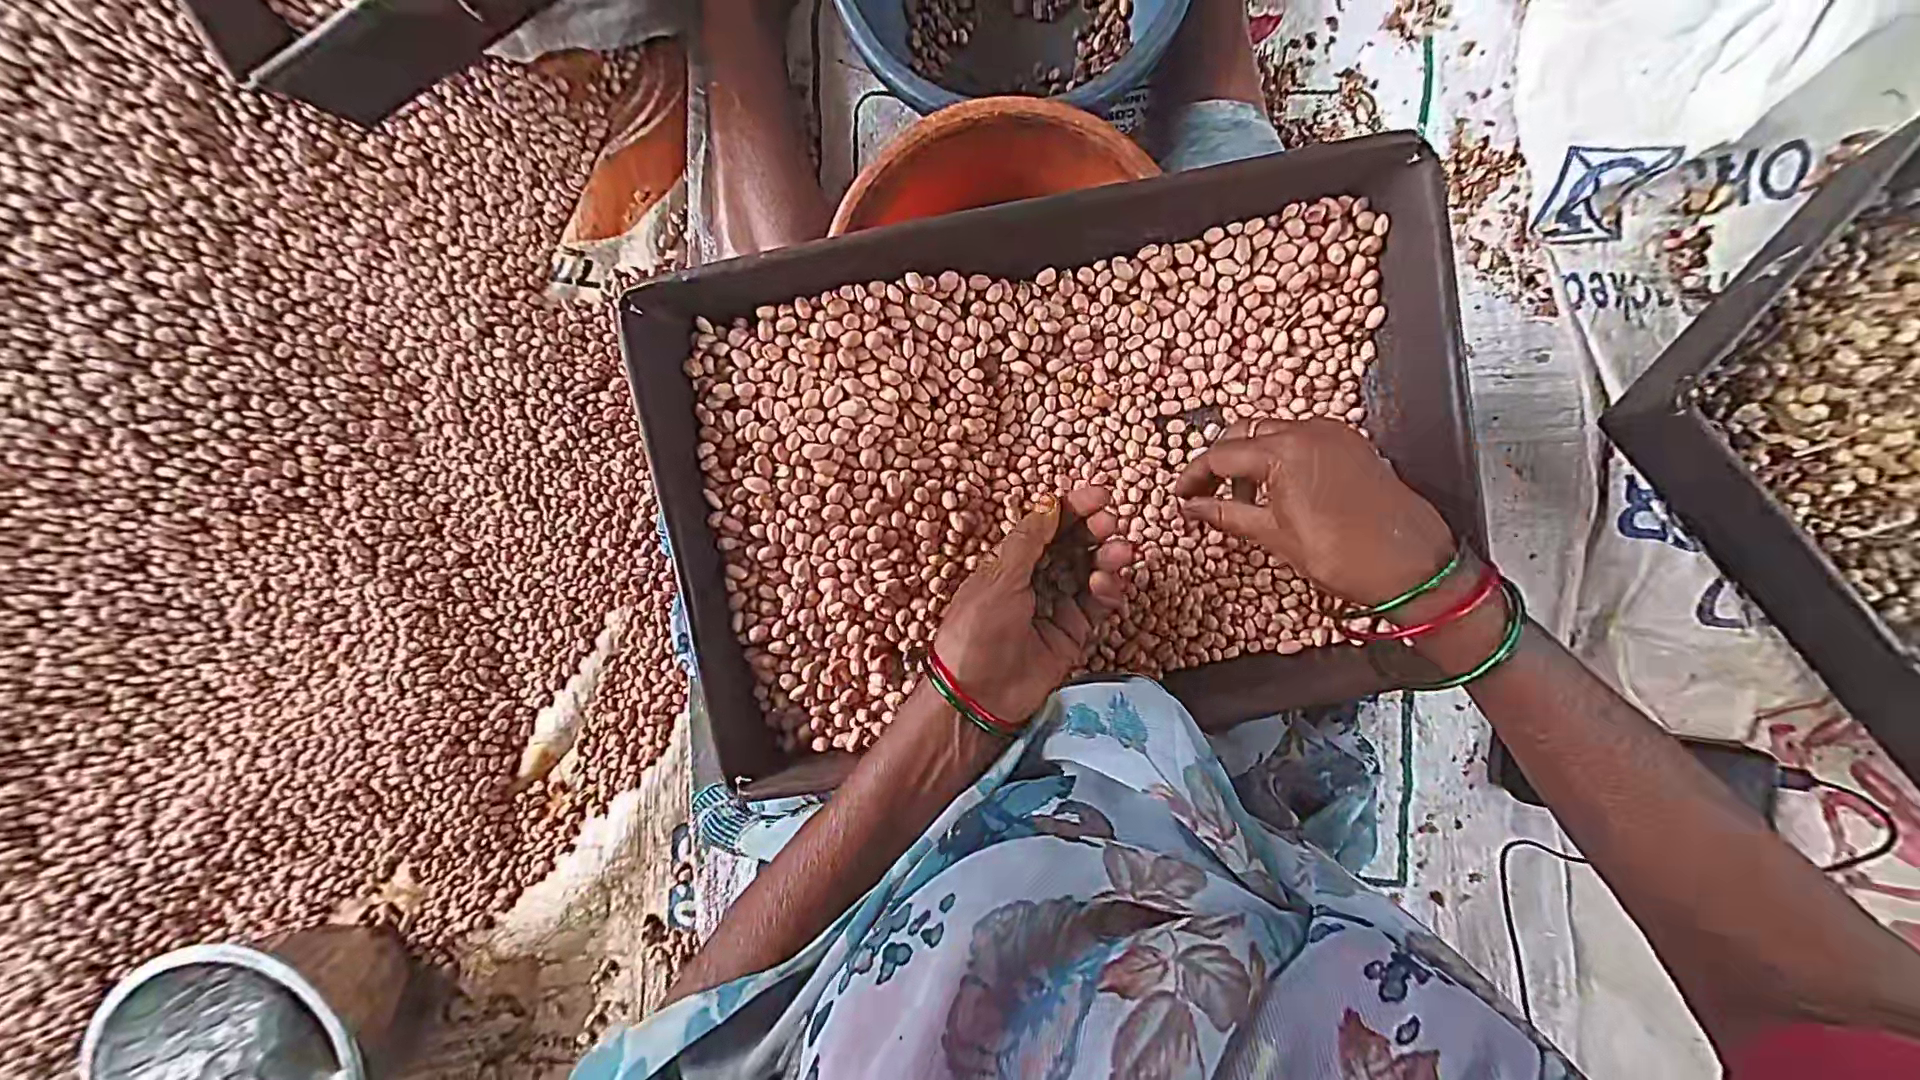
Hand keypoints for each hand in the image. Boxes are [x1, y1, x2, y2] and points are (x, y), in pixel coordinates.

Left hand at [933, 487, 1133, 725]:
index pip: (1048, 526)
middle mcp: (1035, 579)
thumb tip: (1049, 504)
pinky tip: (1104, 584)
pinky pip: (1097, 603)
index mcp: (1011, 562)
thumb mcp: (999, 578)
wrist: (978, 695)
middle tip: (1109, 523)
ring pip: (1089, 571)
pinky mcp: (1073, 631)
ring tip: (1118, 552)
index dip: (1073, 508)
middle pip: (1073, 545)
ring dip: (1106, 558)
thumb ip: (1028, 541)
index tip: (1100, 495)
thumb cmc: (978, 631)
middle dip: (1094, 530)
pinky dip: (1106, 590)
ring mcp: (1056, 605)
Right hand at [1172, 417, 1455, 605]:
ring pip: (1271, 432)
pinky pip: (1301, 438)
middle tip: (1204, 494)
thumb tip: (1191, 507)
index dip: (1193, 477)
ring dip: (1248, 458)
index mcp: (1283, 452)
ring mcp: (1333, 435)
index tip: (1181, 497)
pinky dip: (1278, 456)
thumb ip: (1225, 514)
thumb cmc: (1346, 555)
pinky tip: (1276, 488)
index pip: (1219, 456)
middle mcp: (1308, 432)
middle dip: (1218, 463)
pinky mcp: (1351, 445)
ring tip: (1240, 497)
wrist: (1413, 567)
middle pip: (1242, 434)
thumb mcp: (1273, 535)